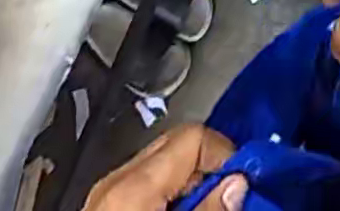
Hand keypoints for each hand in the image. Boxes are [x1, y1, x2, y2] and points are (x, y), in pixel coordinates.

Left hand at [81, 124, 247, 210]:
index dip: (224, 153)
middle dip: (208, 163)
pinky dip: (168, 192)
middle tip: (224, 194)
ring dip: (190, 179)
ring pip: (162, 163)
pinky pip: (144, 183)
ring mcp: (101, 198)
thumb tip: (239, 181)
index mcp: (130, 184)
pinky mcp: (99, 210)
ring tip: (203, 206)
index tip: (239, 183)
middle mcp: (113, 182)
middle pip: (177, 142)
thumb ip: (206, 208)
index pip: (194, 136)